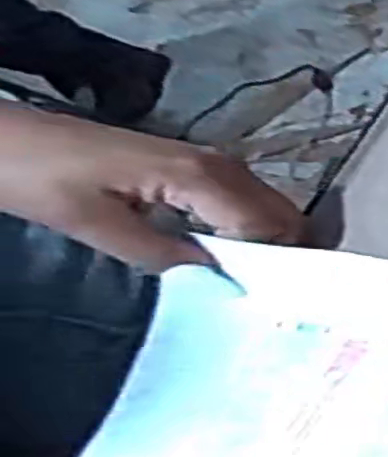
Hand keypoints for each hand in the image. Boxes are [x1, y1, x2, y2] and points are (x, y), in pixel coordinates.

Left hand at [0, 103, 303, 269]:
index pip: (266, 226)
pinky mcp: (207, 167)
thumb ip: (157, 252)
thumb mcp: (87, 222)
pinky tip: (225, 246)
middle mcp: (227, 168)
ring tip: (244, 271)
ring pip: (275, 210)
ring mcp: (220, 164)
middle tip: (259, 285)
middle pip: (285, 216)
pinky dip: (253, 227)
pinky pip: (252, 202)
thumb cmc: (34, 175)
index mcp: (203, 178)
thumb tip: (215, 278)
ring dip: (269, 240)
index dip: (268, 261)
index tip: (258, 291)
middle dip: (282, 251)